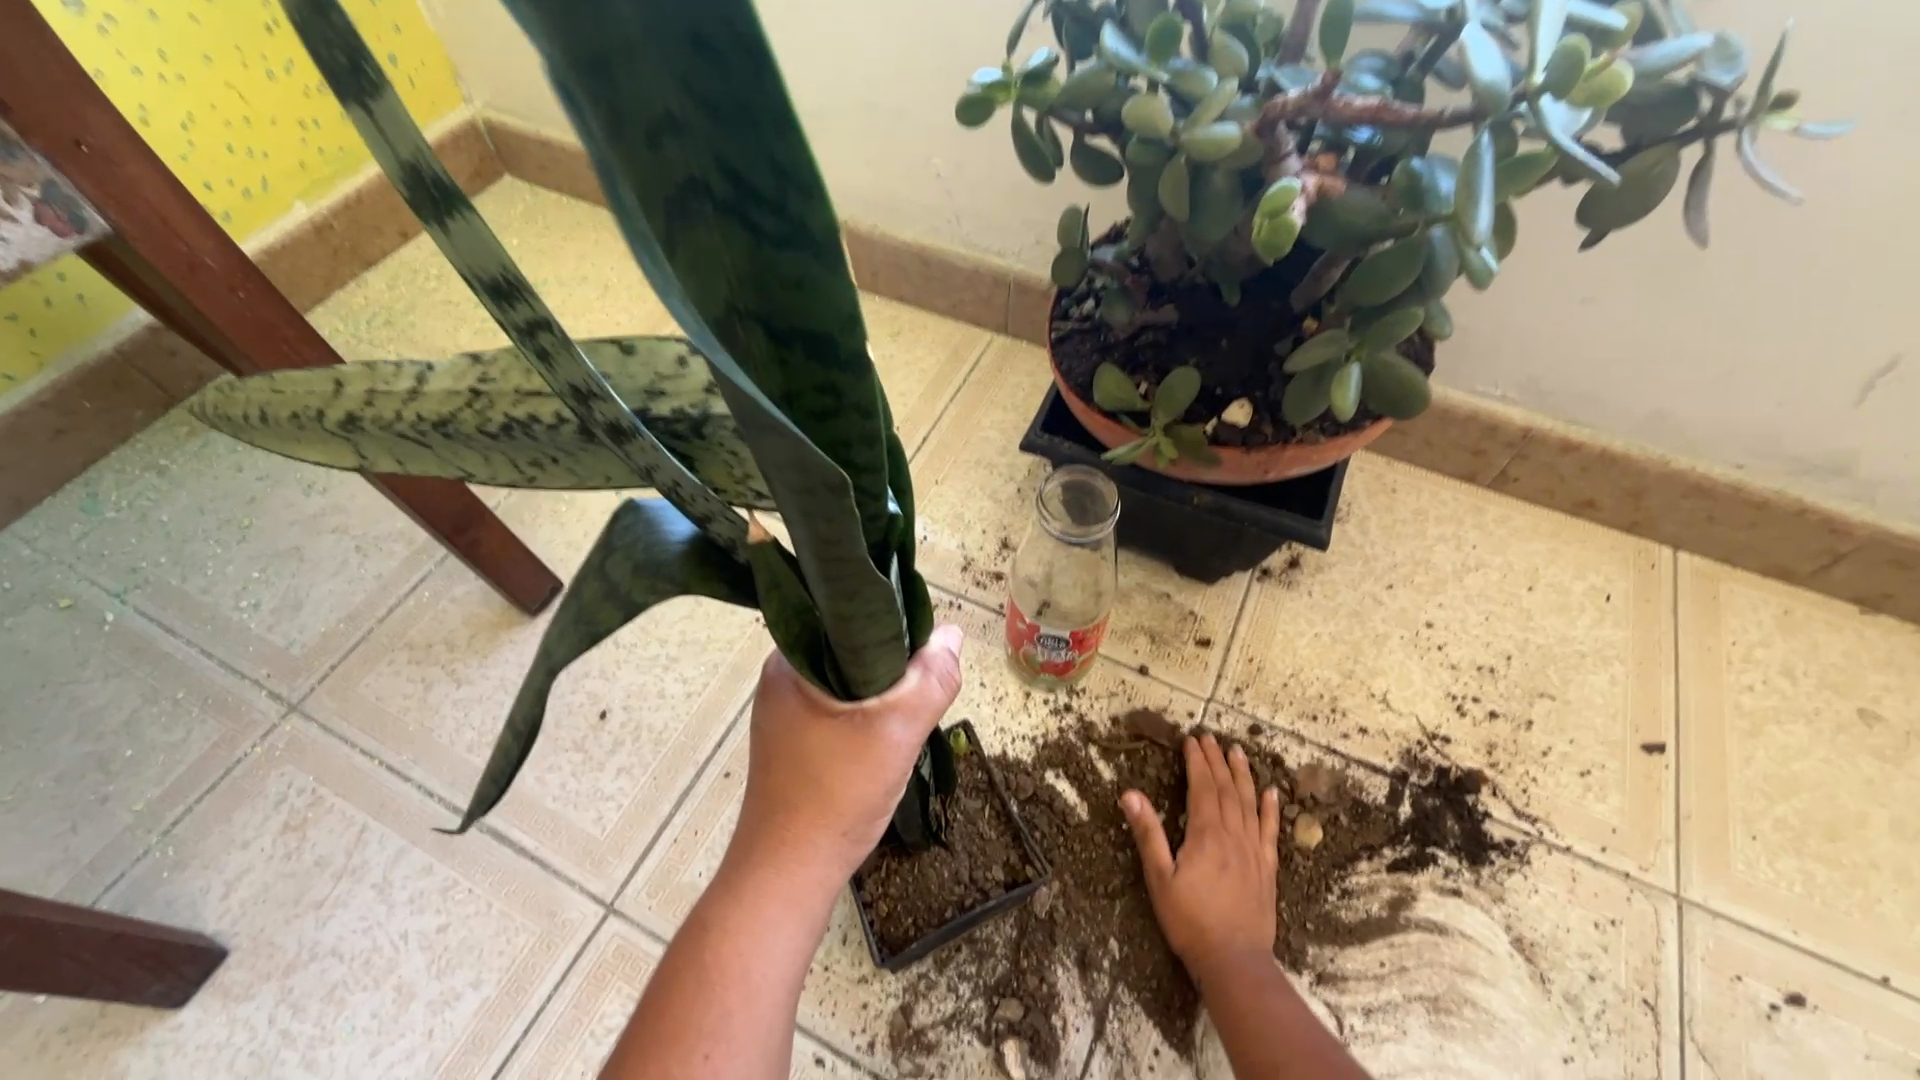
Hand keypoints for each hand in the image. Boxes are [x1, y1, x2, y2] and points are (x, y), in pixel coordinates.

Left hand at [730, 624, 964, 881]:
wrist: (787, 874)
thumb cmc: (836, 794)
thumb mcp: (897, 731)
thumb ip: (931, 679)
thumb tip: (952, 633)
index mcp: (789, 660)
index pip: (848, 617)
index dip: (894, 623)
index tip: (926, 647)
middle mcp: (781, 679)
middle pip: (851, 651)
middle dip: (893, 666)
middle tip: (926, 684)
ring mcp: (784, 715)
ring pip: (849, 685)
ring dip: (882, 696)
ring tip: (912, 710)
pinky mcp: (792, 744)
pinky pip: (838, 712)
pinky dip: (866, 719)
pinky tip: (888, 738)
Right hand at [1120, 735, 1281, 978]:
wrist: (1234, 960)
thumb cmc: (1189, 920)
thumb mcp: (1159, 878)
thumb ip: (1148, 833)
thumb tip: (1130, 794)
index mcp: (1206, 834)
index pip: (1202, 787)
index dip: (1197, 762)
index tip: (1191, 740)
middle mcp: (1233, 835)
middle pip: (1226, 789)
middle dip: (1217, 761)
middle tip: (1210, 738)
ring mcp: (1254, 851)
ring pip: (1250, 803)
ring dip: (1243, 775)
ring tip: (1238, 752)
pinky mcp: (1267, 869)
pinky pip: (1270, 831)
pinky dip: (1271, 809)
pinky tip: (1272, 793)